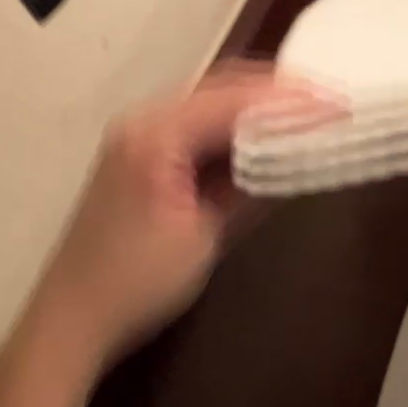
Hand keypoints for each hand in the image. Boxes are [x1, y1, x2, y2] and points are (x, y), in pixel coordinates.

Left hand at [26, 66, 328, 365]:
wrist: (70, 321)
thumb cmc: (137, 283)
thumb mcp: (205, 235)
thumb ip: (251, 188)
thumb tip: (297, 156)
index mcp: (156, 135)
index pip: (236, 101)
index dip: (290, 99)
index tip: (337, 102)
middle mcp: (145, 121)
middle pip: (222, 85)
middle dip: (277, 89)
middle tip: (329, 97)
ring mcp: (139, 134)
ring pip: (212, 99)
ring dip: (259, 100)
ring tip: (309, 108)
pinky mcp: (143, 153)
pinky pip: (199, 122)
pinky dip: (237, 121)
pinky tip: (267, 132)